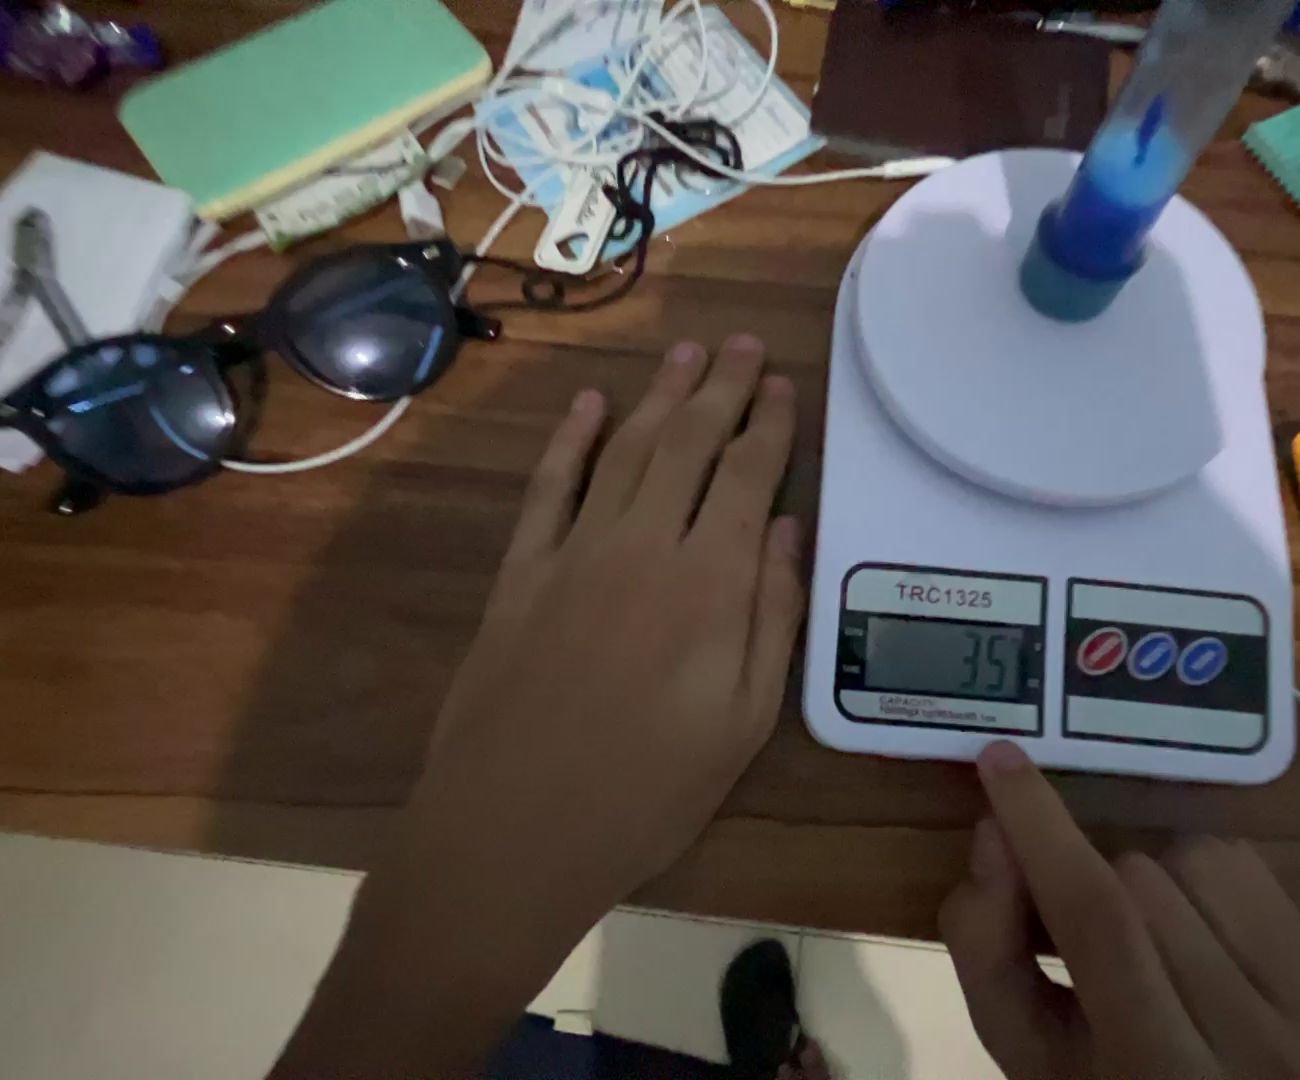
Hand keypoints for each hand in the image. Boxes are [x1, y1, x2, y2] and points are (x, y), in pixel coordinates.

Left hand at [423, 334, 803, 898]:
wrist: (514, 832)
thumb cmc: (648, 791)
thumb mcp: (744, 721)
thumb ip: (772, 616)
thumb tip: (786, 530)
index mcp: (708, 585)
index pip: (747, 479)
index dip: (769, 427)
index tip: (783, 386)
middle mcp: (643, 547)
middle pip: (689, 445)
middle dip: (722, 389)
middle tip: (745, 344)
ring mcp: (574, 553)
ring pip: (624, 450)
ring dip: (658, 397)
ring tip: (687, 354)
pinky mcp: (521, 573)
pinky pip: (548, 489)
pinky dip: (569, 442)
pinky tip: (588, 404)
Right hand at [941, 742, 1299, 1079]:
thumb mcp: (1020, 1049)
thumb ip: (986, 945)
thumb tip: (996, 827)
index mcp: (1156, 1073)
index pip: (1099, 920)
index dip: (1042, 829)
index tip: (1000, 760)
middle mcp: (1253, 1047)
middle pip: (1139, 881)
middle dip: (1085, 878)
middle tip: (1067, 916)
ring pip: (1192, 860)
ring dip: (1144, 878)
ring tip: (1142, 938)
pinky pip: (1237, 859)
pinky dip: (1193, 873)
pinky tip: (1190, 927)